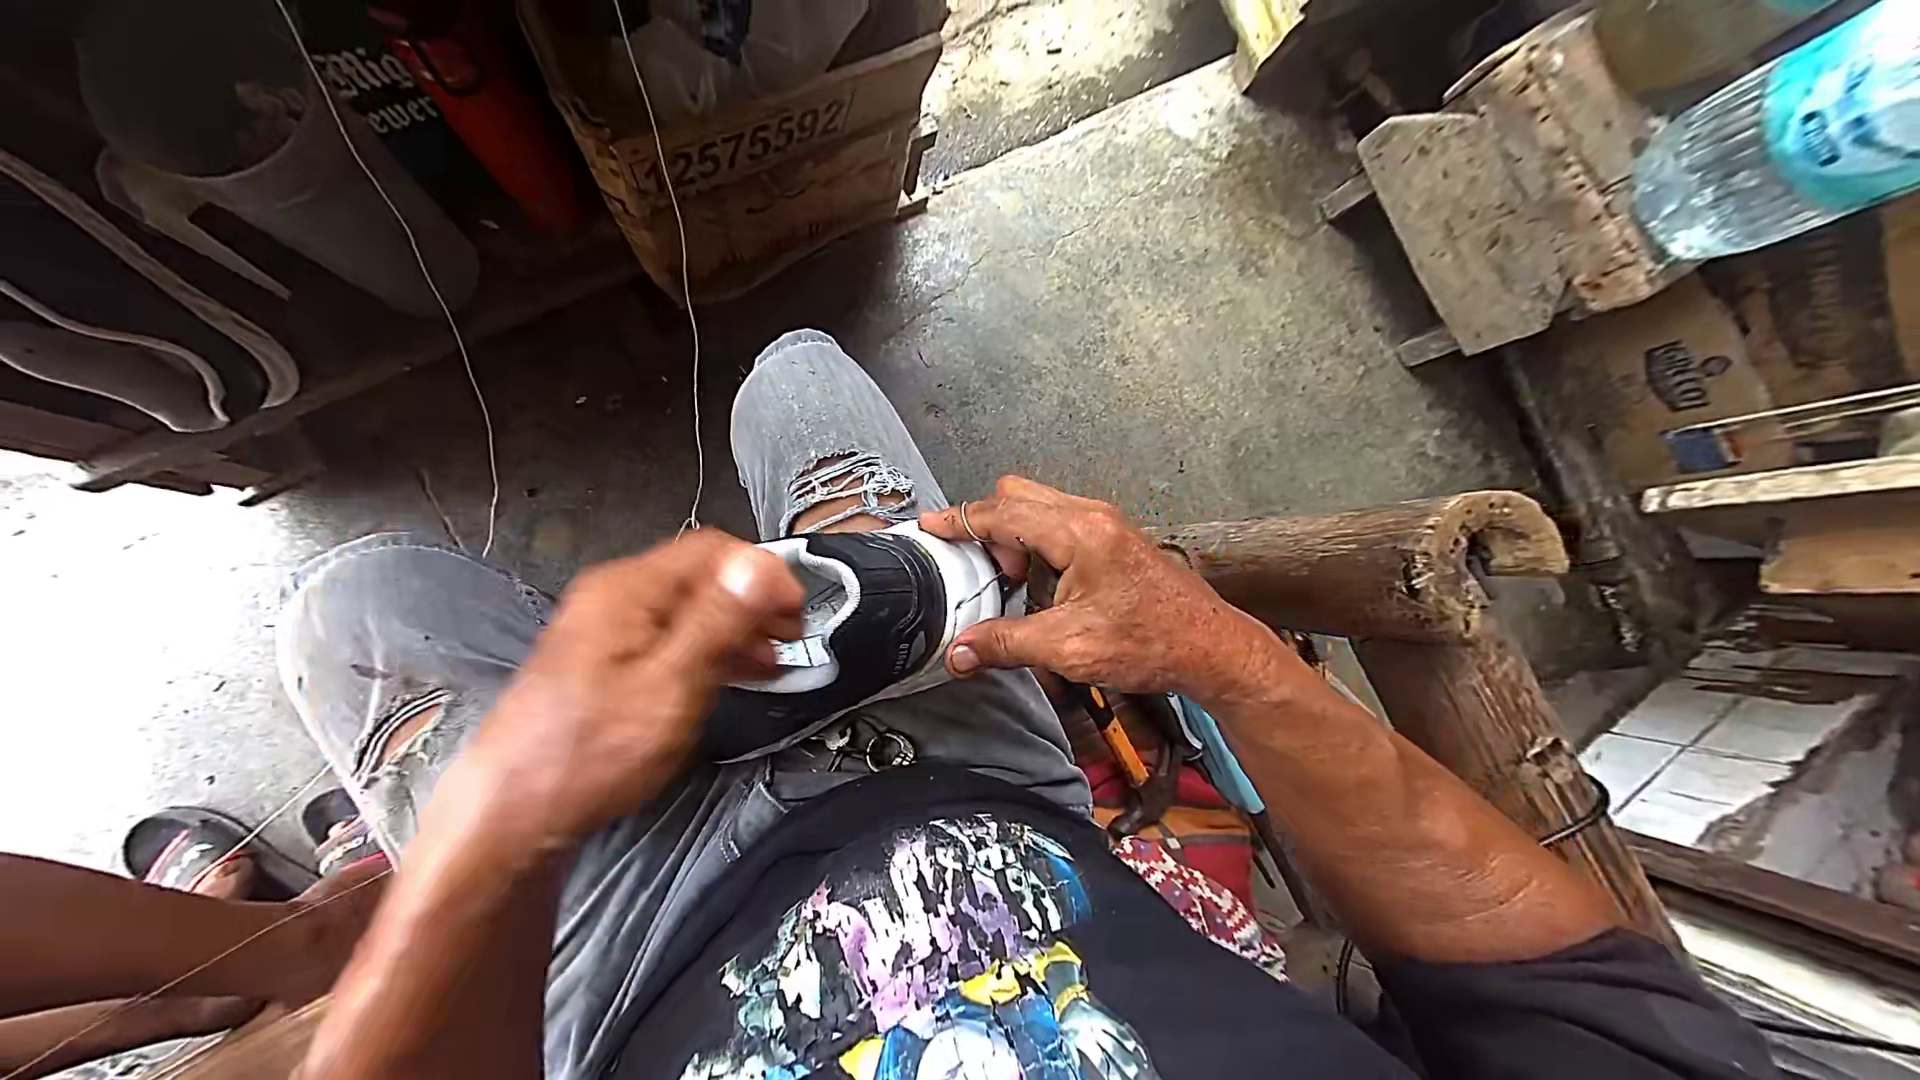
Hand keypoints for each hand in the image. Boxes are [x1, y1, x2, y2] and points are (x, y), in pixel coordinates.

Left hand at [462, 530, 801, 842]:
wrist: (512, 818)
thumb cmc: (586, 756)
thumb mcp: (670, 685)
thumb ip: (718, 621)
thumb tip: (758, 567)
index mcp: (627, 591)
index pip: (714, 550)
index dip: (764, 573)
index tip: (794, 608)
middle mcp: (616, 599)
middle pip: (704, 577)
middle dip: (755, 601)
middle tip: (790, 633)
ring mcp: (611, 629)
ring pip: (693, 608)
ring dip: (739, 627)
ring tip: (772, 657)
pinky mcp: (611, 660)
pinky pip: (675, 636)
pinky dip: (712, 647)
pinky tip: (735, 671)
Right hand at [920, 476, 1302, 701]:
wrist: (1208, 647)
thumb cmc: (1154, 641)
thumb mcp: (1068, 648)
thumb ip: (1005, 644)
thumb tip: (961, 651)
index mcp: (1079, 533)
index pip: (1001, 511)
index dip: (959, 520)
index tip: (931, 526)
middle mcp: (1091, 516)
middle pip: (1015, 494)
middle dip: (986, 526)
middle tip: (980, 569)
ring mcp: (1103, 522)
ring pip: (1036, 504)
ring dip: (1012, 535)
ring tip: (1013, 581)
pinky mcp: (1109, 535)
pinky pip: (1056, 520)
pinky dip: (1034, 541)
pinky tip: (1038, 580)